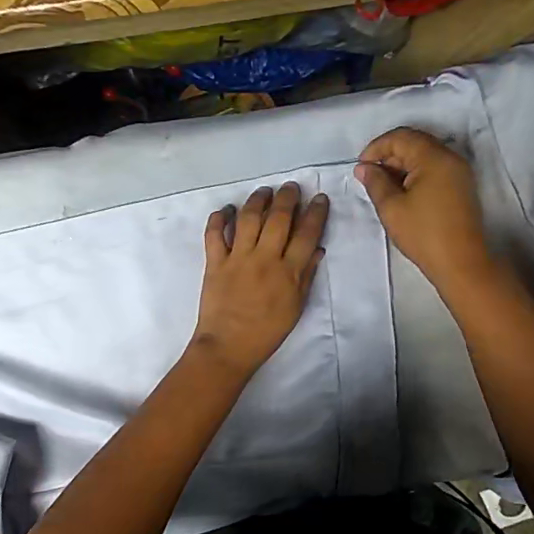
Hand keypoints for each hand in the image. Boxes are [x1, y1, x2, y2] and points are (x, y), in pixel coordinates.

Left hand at [191, 182, 329, 374]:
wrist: (228, 346)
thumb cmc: (266, 332)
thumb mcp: (296, 307)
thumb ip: (306, 275)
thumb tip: (317, 249)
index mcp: (288, 271)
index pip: (307, 233)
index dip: (315, 212)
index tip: (319, 198)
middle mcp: (264, 258)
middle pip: (278, 218)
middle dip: (287, 197)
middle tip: (291, 187)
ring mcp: (237, 258)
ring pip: (248, 218)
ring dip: (257, 200)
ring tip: (264, 192)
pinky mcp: (214, 262)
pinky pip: (214, 234)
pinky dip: (219, 218)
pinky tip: (226, 209)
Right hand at [356, 127, 491, 286]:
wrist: (461, 262)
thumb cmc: (423, 234)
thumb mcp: (391, 208)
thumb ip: (375, 182)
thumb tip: (364, 167)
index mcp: (434, 158)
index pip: (400, 137)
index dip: (376, 148)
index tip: (361, 168)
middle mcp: (450, 157)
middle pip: (414, 142)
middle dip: (388, 155)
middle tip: (370, 178)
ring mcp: (459, 171)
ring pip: (424, 155)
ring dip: (401, 165)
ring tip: (383, 187)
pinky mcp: (461, 185)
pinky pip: (434, 168)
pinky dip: (415, 173)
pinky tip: (402, 192)